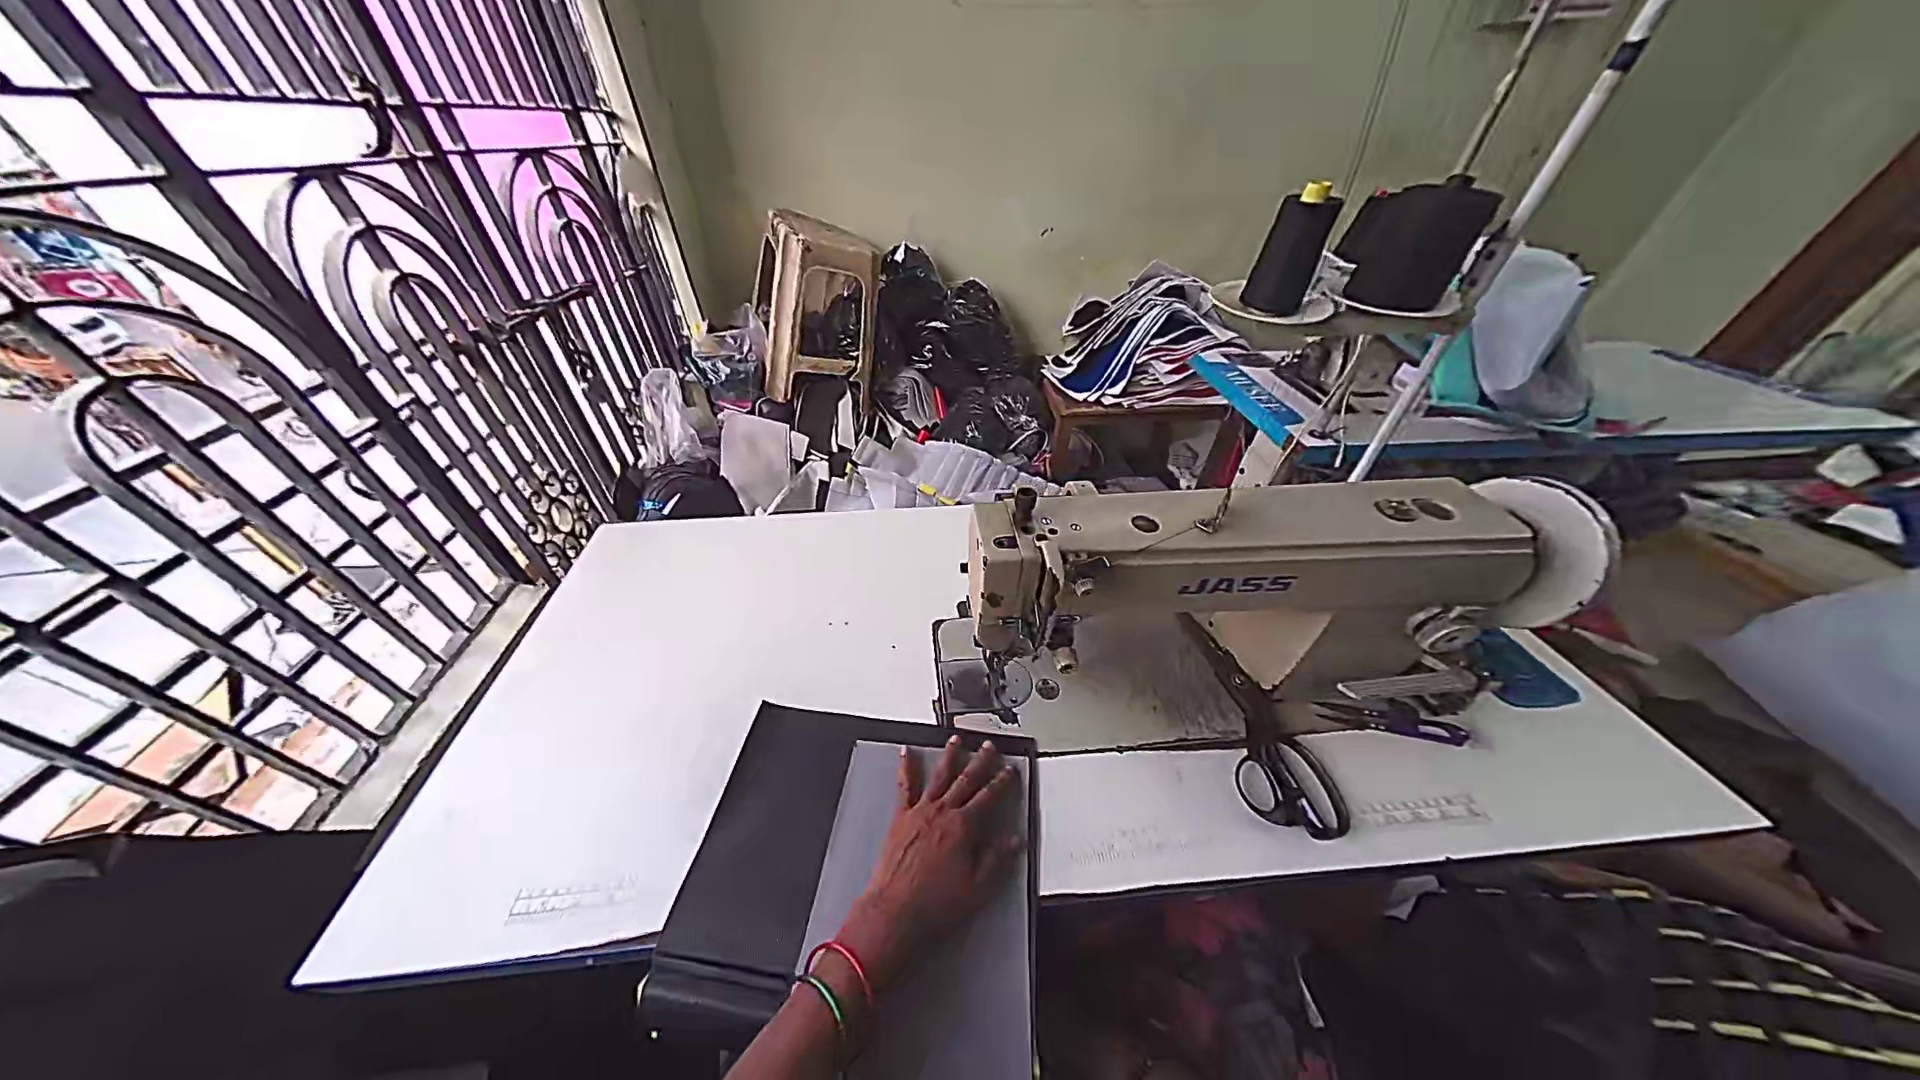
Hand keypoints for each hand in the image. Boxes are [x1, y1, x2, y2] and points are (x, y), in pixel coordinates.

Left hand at [835, 736, 1022, 992]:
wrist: (895, 911)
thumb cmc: (933, 903)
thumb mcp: (977, 887)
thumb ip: (996, 859)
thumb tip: (1012, 841)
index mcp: (964, 827)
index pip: (989, 797)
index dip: (1002, 782)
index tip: (1009, 771)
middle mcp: (943, 813)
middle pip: (967, 779)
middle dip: (980, 761)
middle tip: (988, 747)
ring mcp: (920, 812)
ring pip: (940, 776)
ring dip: (950, 756)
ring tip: (955, 740)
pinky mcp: (901, 817)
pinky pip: (905, 786)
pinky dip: (906, 767)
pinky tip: (906, 753)